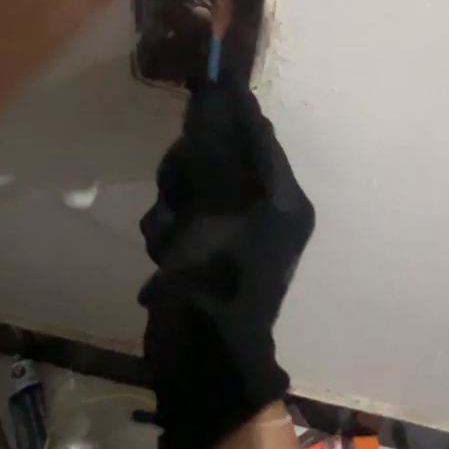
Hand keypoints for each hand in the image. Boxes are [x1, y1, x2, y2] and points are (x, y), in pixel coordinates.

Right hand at [138, 80, 314, 448]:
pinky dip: (167, 236)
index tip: (197, 90)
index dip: (227, 113)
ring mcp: (230, 234)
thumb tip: (227, 94)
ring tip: (173, 242)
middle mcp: (262, 211)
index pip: (257, 135)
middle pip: (216, 159)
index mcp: (283, 198)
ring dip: (172, 209)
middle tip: (180, 196)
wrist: (200, 358)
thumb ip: (219, 150)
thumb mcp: (221, 206)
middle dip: (188, 173)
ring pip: (189, 189)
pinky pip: (177, 221)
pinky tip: (165, 262)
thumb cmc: (219, 275)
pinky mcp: (200, 254)